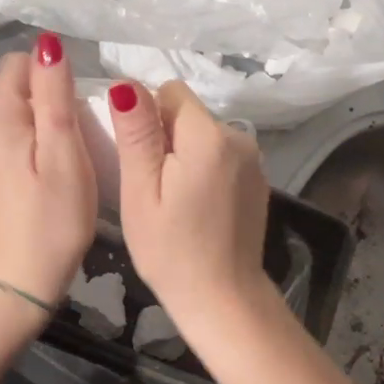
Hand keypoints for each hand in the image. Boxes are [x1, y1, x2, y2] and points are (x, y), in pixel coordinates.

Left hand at [0, 34, 97, 306]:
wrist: (20, 283)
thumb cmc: (53, 221)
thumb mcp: (65, 153)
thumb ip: (55, 96)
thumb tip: (47, 43)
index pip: (19, 63)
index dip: (53, 73)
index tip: (80, 106)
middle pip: (17, 90)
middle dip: (51, 100)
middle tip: (83, 137)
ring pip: (17, 119)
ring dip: (45, 126)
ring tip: (73, 159)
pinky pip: (12, 145)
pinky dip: (34, 149)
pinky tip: (53, 178)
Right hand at [109, 79, 273, 337]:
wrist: (223, 298)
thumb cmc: (171, 251)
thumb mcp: (141, 193)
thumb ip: (137, 134)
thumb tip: (125, 84)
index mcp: (208, 137)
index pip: (170, 92)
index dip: (146, 120)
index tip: (139, 161)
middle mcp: (238, 138)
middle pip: (189, 115)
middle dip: (166, 140)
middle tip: (152, 189)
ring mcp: (253, 160)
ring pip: (204, 137)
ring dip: (185, 157)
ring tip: (174, 203)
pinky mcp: (257, 181)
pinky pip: (221, 159)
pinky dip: (205, 173)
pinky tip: (197, 210)